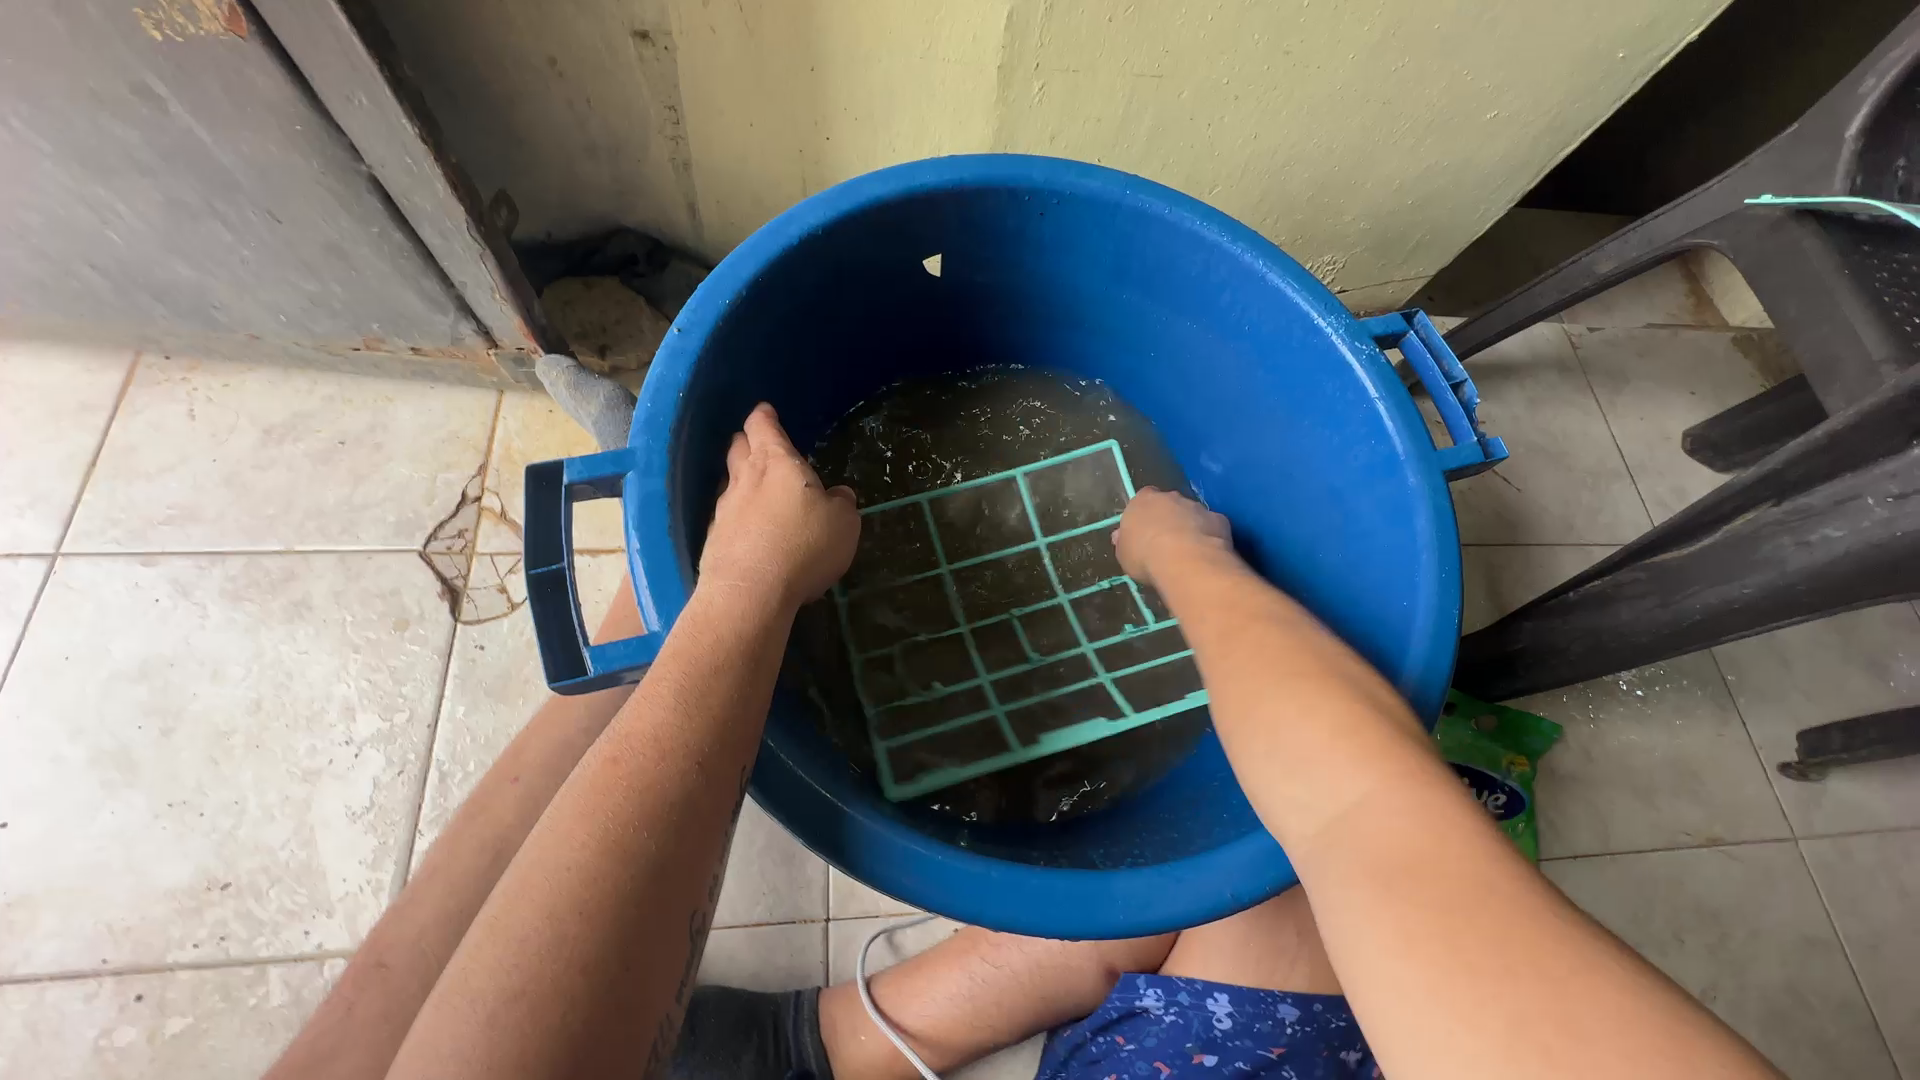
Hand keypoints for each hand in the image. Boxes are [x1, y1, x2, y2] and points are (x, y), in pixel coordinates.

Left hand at [699, 403, 859, 609]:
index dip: (765, 417)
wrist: (752, 592)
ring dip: (741, 483)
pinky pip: (725, 520)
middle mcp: (744, 479)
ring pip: (729, 484)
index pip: (762, 426)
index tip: (766, 412)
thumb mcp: (843, 524)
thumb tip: (838, 496)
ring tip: (757, 493)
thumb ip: (841, 505)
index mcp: (776, 463)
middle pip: (738, 448)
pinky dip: (738, 520)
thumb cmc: (805, 545)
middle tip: (760, 447)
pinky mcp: (713, 542)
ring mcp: (724, 511)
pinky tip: (749, 535)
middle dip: (748, 443)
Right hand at [1111, 488, 1232, 587]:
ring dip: (1190, 527)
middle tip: (1166, 542)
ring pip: (1192, 514)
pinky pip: (1212, 526)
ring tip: (1188, 552)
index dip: (1145, 514)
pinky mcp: (1219, 519)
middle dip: (1169, 518)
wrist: (1185, 561)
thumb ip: (1124, 541)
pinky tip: (1206, 554)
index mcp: (1143, 501)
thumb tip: (1121, 536)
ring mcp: (1197, 507)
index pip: (1143, 498)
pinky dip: (1210, 536)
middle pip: (1169, 504)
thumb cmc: (1145, 556)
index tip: (1144, 530)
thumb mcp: (1124, 554)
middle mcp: (1170, 498)